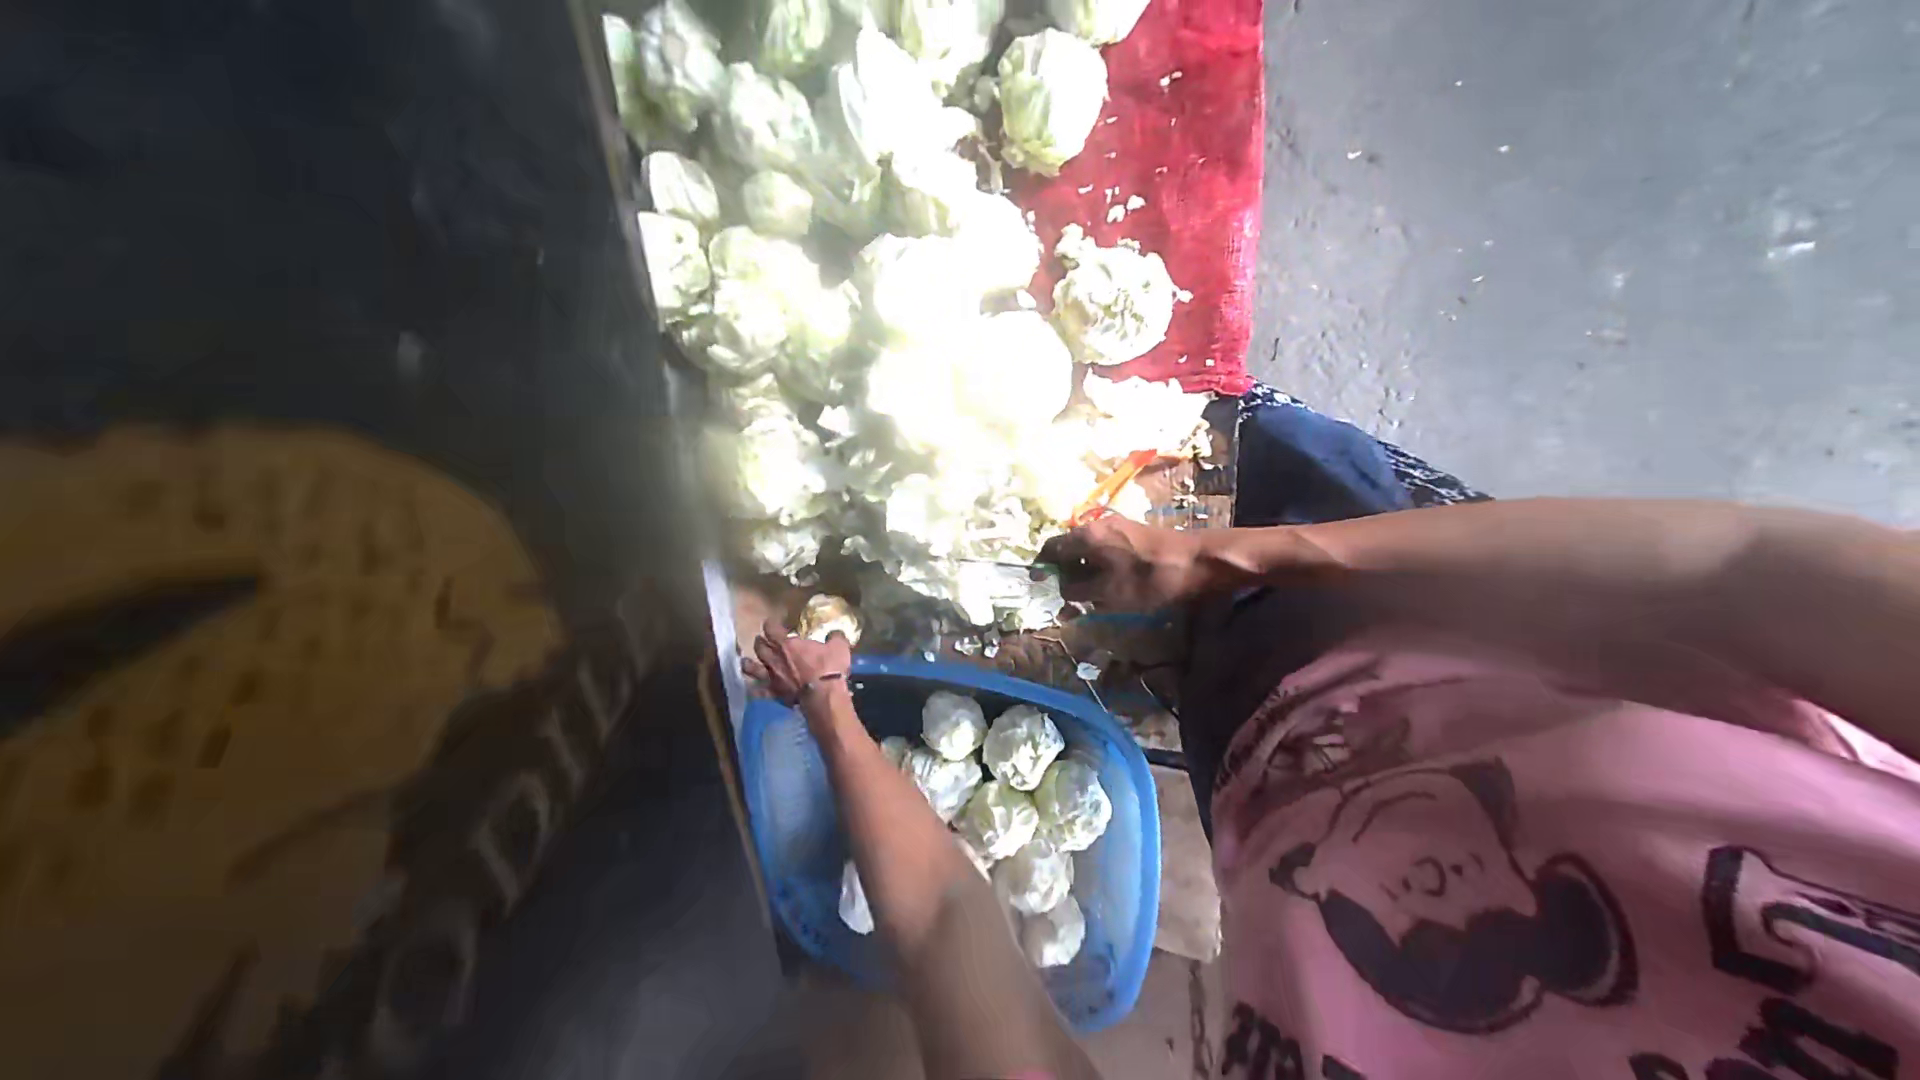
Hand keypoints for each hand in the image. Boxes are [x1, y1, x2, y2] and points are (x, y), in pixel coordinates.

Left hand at [742, 618, 851, 705]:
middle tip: (762, 639)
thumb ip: (835, 637)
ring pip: (753, 668)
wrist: (823, 696)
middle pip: (760, 647)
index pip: (771, 628)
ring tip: (745, 661)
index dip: (770, 624)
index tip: (772, 622)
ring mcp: (772, 677)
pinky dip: (754, 690)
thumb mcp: (839, 647)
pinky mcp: (774, 693)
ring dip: (748, 664)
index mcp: (788, 644)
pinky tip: (752, 689)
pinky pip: (759, 692)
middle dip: (760, 641)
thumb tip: (835, 633)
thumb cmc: (829, 667)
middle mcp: (775, 658)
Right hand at [1037, 517, 1217, 610]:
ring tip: (1085, 598)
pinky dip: (1099, 568)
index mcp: (1086, 535)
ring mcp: (1117, 528)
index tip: (1039, 587)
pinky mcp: (1133, 535)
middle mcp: (1097, 526)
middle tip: (1064, 600)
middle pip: (1068, 549)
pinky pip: (1105, 551)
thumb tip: (1062, 589)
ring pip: (1088, 551)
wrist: (1199, 562)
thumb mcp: (1108, 591)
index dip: (1042, 568)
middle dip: (1063, 575)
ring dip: (1082, 573)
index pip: (1050, 548)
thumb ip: (1078, 590)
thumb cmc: (1150, 577)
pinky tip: (1106, 587)